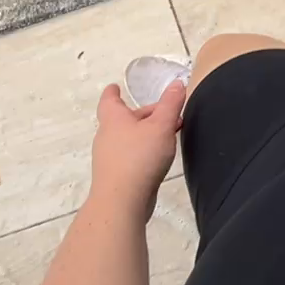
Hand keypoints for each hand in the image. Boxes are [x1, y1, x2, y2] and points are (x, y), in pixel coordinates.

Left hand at [89, 79, 185, 219]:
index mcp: (114, 120)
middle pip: (125, 119)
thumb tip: (176, 83)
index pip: (110, 101)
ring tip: (169, 132)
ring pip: (129, 137)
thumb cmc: (140, 156)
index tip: (115, 87)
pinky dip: (144, 148)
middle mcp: (107, 136)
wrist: (122, 200)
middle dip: (144, 114)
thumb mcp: (162, 125)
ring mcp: (109, 157)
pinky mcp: (116, 174)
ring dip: (147, 132)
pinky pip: (131, 153)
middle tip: (167, 111)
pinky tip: (160, 155)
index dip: (113, 93)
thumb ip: (171, 104)